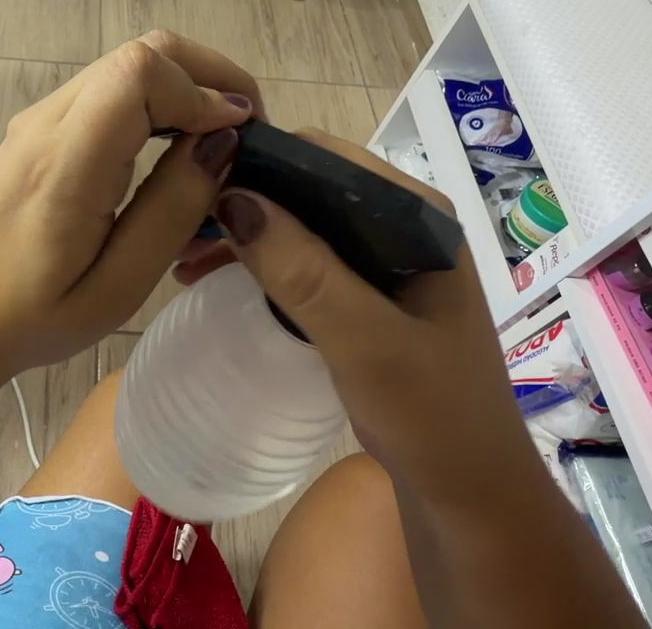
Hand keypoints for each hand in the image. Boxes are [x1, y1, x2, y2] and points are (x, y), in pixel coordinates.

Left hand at [0, 32, 260, 375]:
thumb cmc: (33, 315)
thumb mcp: (118, 286)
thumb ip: (172, 209)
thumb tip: (221, 141)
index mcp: (65, 162)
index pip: (139, 72)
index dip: (203, 88)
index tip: (240, 134)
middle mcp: (49, 121)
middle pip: (140, 52)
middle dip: (208, 75)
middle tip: (245, 131)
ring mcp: (41, 117)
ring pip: (127, 64)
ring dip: (184, 86)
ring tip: (218, 141)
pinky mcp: (42, 126)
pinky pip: (110, 89)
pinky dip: (157, 99)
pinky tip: (175, 145)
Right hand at [207, 130, 540, 500]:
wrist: (469, 493)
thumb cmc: (432, 414)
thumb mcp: (364, 340)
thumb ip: (304, 270)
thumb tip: (233, 199)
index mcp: (417, 216)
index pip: (327, 158)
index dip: (263, 161)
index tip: (201, 181)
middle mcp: (399, 223)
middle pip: (307, 186)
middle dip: (244, 198)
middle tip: (182, 222)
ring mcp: (381, 258)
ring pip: (298, 221)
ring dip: (244, 231)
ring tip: (184, 254)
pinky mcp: (363, 290)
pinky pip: (300, 258)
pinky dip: (257, 262)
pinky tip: (210, 277)